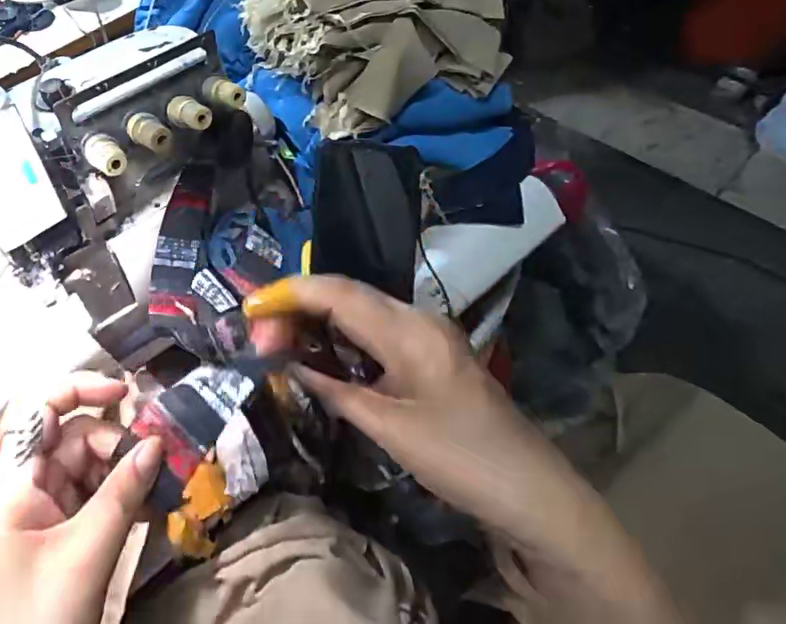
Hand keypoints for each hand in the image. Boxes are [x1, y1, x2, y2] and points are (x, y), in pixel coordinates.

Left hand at [0, 373, 162, 623]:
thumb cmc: (39, 617)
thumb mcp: (86, 552)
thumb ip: (123, 492)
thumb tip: (158, 441)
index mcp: (13, 484)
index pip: (38, 410)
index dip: (79, 389)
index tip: (126, 393)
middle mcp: (25, 490)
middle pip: (72, 438)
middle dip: (116, 441)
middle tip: (156, 458)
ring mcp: (43, 516)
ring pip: (88, 468)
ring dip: (124, 471)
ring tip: (159, 484)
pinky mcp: (60, 539)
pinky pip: (94, 499)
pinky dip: (122, 497)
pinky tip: (149, 507)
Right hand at [247, 276, 679, 623]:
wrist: (533, 493)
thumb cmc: (460, 459)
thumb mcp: (388, 428)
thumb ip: (335, 389)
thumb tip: (291, 362)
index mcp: (408, 329)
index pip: (339, 292)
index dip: (291, 293)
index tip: (252, 307)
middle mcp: (418, 318)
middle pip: (349, 294)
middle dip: (301, 305)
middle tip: (261, 331)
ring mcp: (429, 333)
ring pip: (363, 310)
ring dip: (321, 318)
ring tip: (282, 336)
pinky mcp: (433, 353)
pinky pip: (379, 329)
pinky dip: (345, 335)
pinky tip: (326, 351)